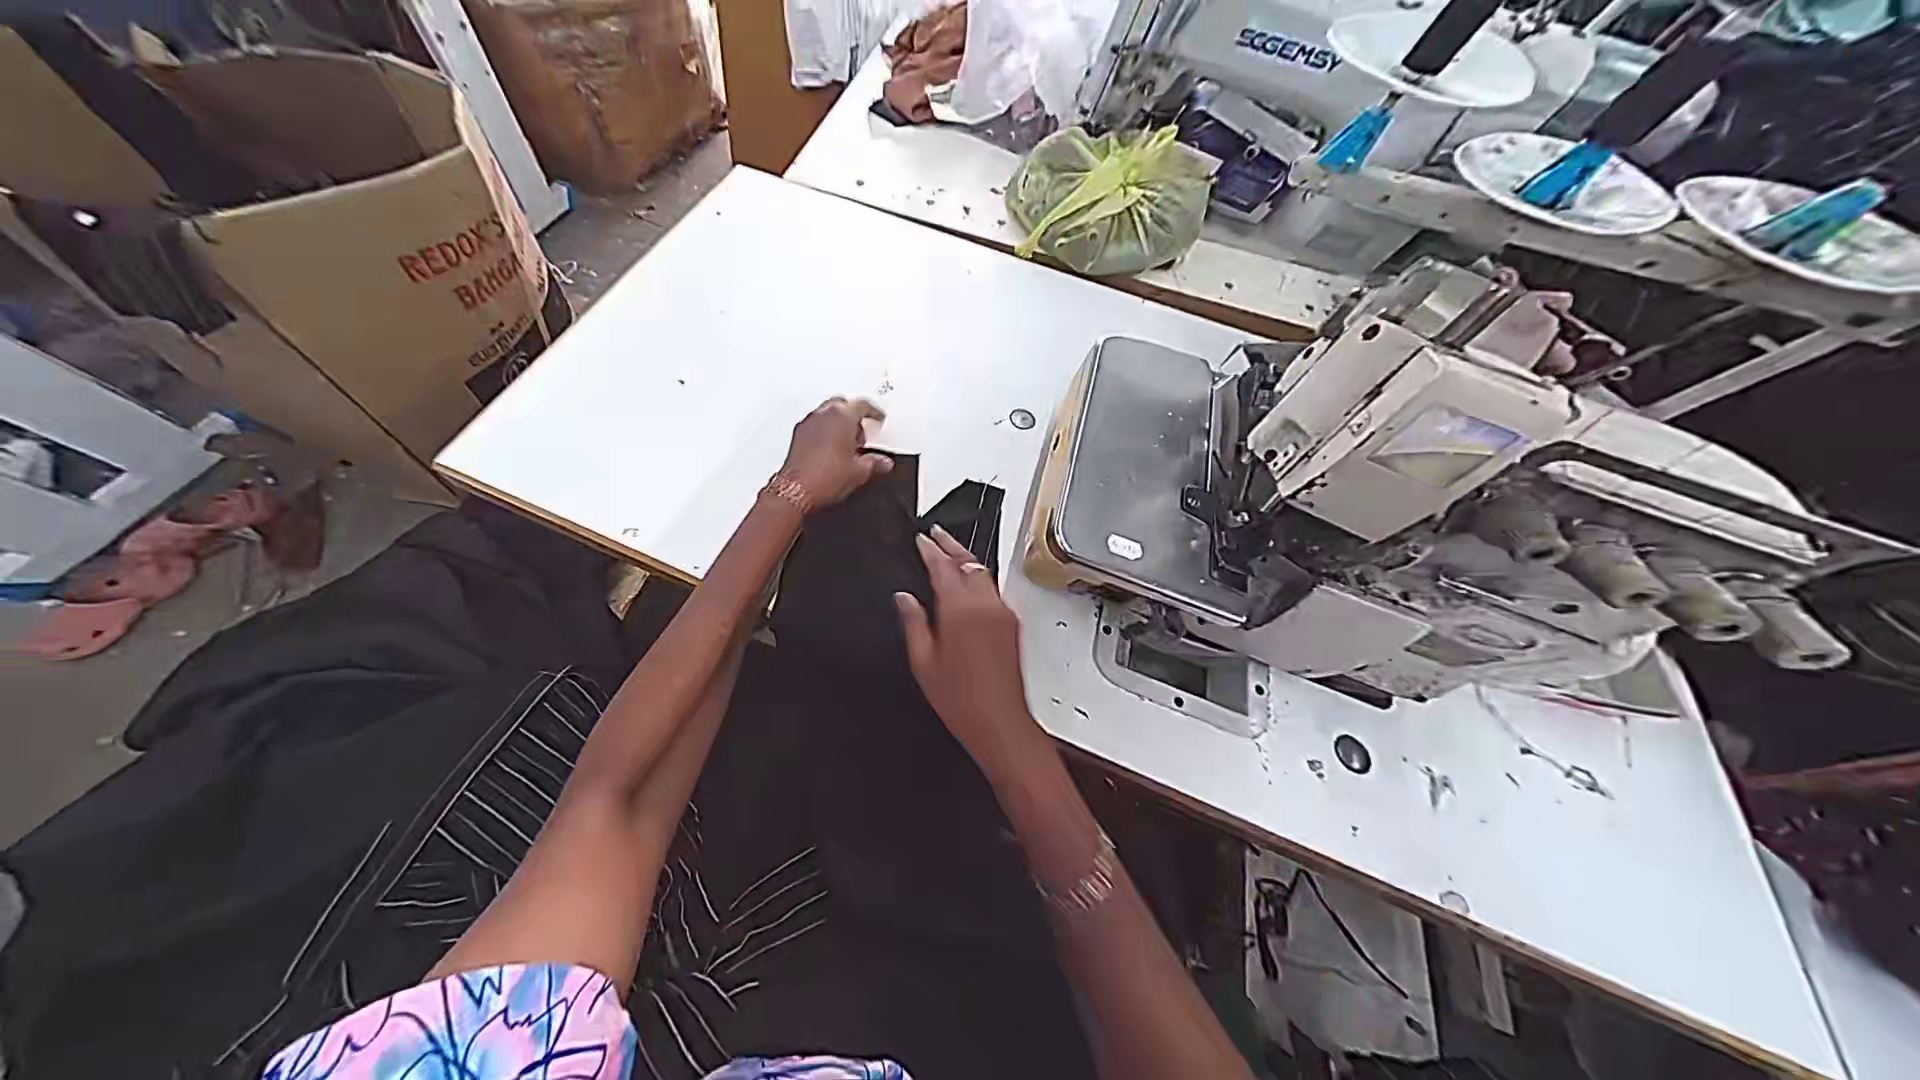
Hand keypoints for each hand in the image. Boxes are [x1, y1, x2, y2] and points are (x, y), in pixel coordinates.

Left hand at [779, 397, 893, 509]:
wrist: (797, 491)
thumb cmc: (824, 477)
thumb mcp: (860, 472)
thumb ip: (875, 462)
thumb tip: (883, 462)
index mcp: (842, 416)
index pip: (862, 405)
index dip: (873, 412)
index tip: (877, 418)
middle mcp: (823, 415)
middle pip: (843, 404)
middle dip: (854, 415)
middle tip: (863, 432)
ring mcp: (808, 424)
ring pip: (827, 413)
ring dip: (838, 423)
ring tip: (848, 444)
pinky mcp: (798, 435)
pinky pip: (816, 425)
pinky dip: (825, 432)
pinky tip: (831, 450)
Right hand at [895, 525, 1045, 775]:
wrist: (1000, 723)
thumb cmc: (963, 701)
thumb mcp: (924, 662)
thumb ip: (914, 623)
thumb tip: (904, 599)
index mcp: (960, 611)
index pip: (943, 567)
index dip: (930, 549)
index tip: (922, 540)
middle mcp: (986, 606)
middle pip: (968, 562)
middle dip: (951, 545)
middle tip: (937, 534)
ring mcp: (1003, 613)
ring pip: (984, 573)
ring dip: (966, 560)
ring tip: (950, 553)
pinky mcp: (1013, 624)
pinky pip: (994, 590)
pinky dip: (978, 579)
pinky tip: (968, 584)